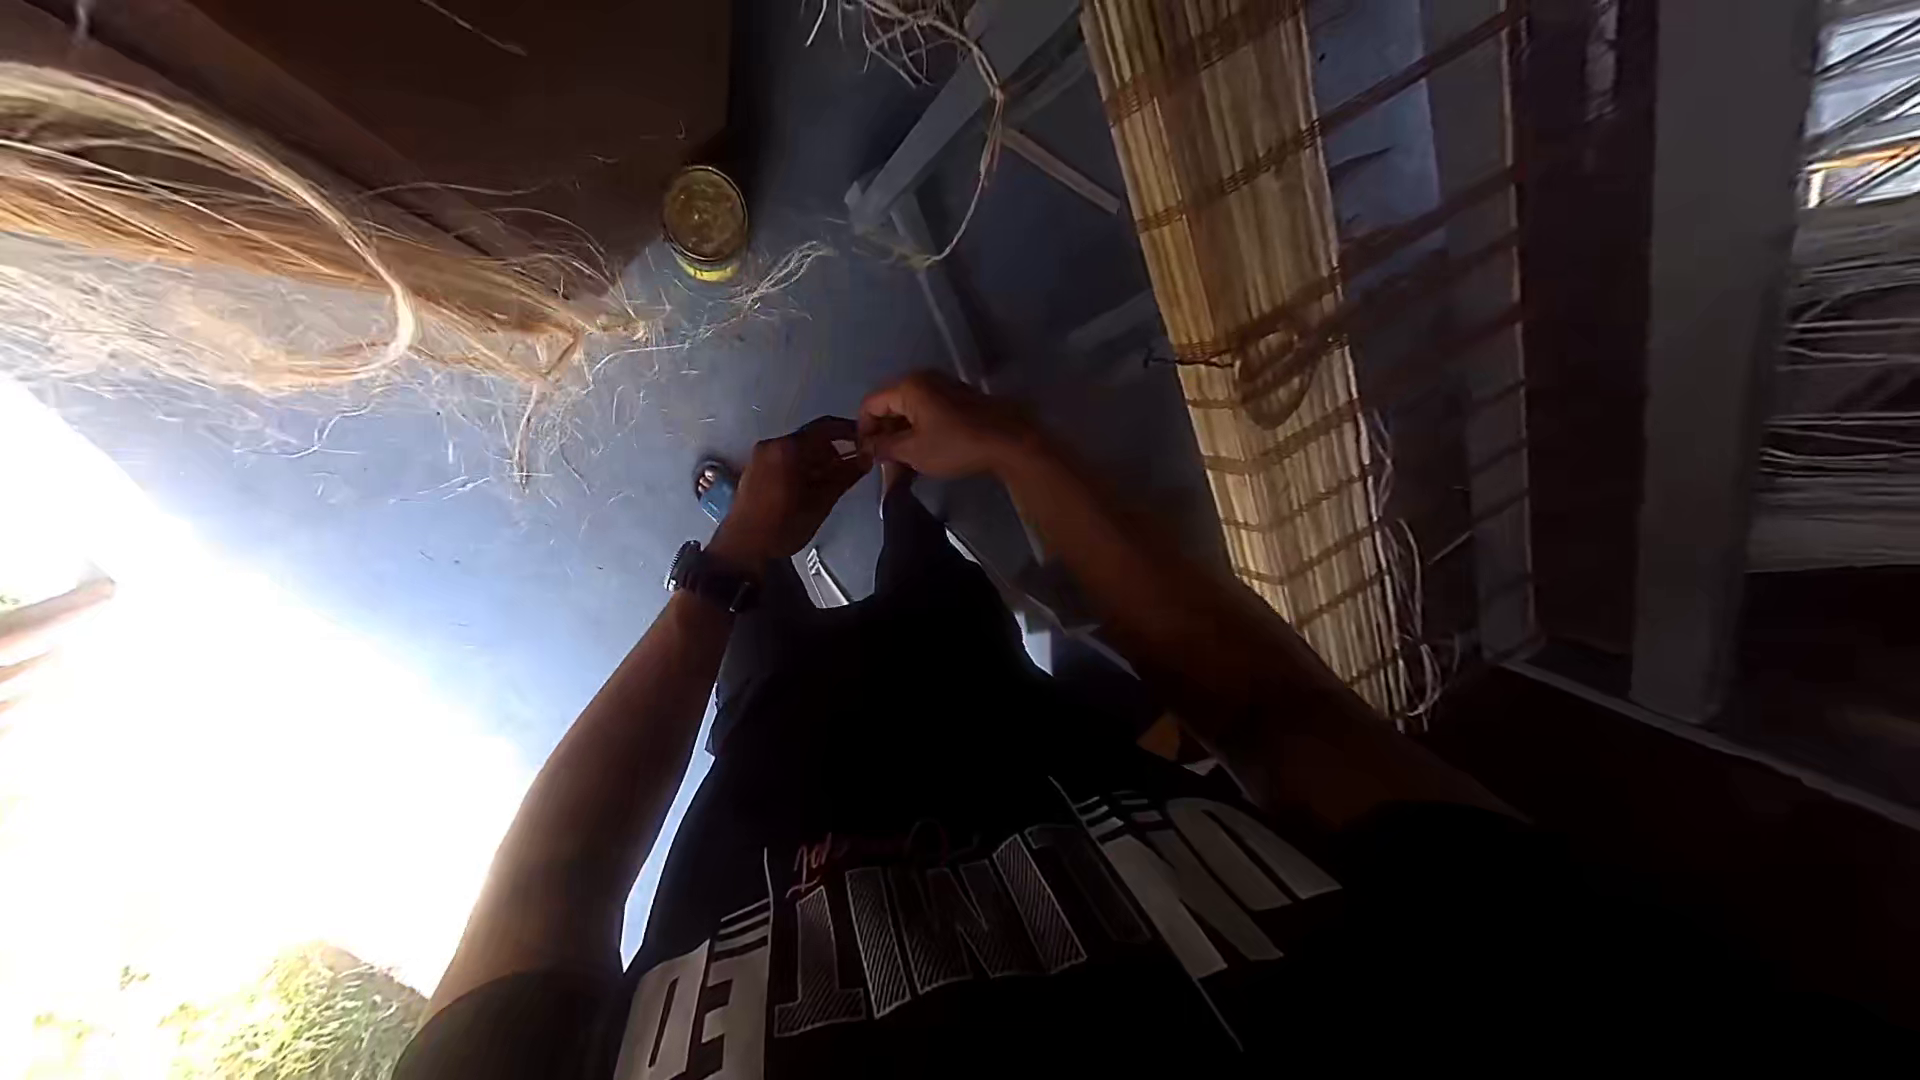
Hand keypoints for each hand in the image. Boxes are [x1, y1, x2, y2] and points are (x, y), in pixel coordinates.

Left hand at [709, 417, 869, 566]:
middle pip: (811, 438)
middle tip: (851, 468)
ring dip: (818, 461)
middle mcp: (772, 446)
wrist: (745, 548)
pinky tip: (812, 487)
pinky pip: (785, 459)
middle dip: (834, 452)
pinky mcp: (756, 469)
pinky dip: (802, 467)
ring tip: (832, 482)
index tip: (863, 440)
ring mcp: (761, 456)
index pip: (825, 428)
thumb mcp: (822, 501)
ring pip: (799, 450)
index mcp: (788, 449)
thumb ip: (845, 476)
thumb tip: (865, 460)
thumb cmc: (783, 526)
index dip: (848, 431)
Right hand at [857, 371, 1038, 478]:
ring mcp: (943, 386)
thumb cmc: (957, 445)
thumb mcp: (914, 451)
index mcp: (908, 386)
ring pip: (909, 408)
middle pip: (889, 403)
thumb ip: (886, 448)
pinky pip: (927, 410)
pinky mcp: (959, 398)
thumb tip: (870, 448)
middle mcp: (924, 379)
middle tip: (883, 460)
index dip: (863, 429)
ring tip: (902, 460)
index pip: (870, 404)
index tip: (867, 454)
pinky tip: (923, 450)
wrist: (1008, 441)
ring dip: (901, 432)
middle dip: (883, 432)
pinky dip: (919, 428)